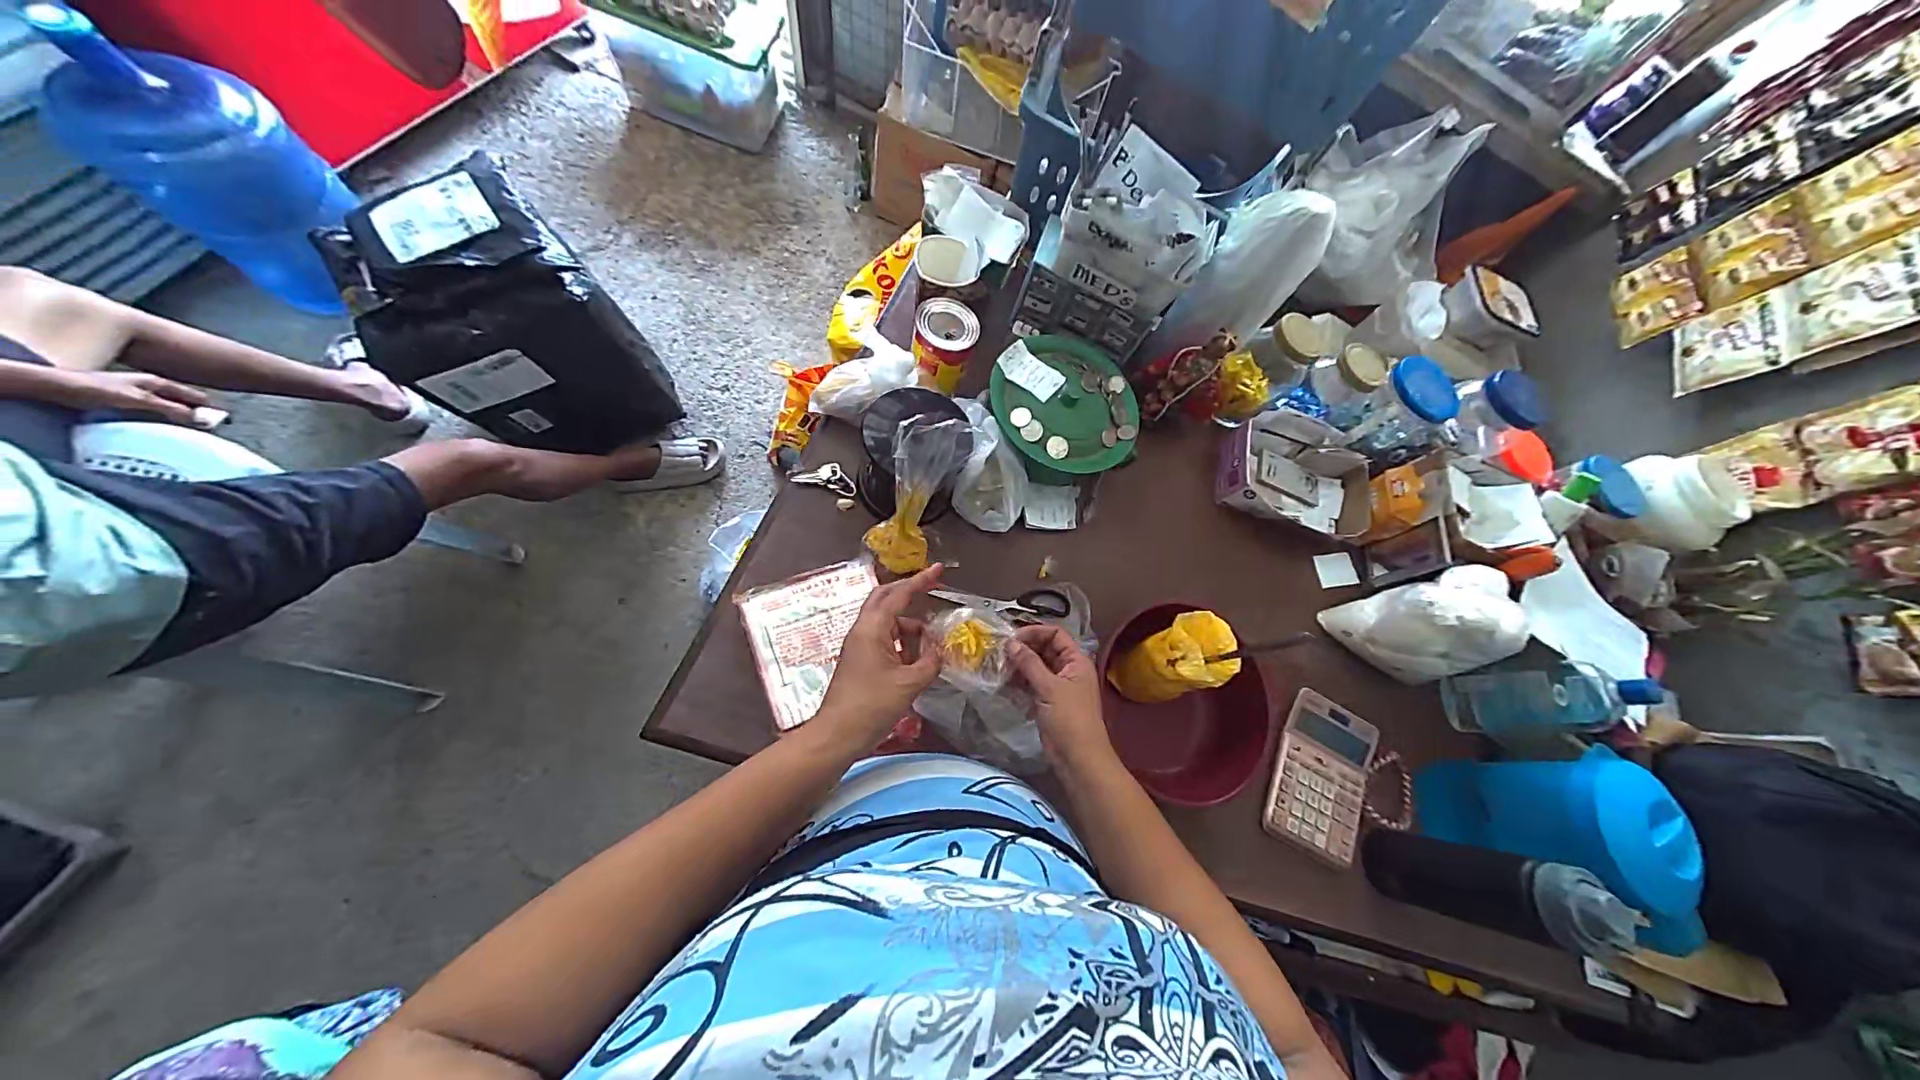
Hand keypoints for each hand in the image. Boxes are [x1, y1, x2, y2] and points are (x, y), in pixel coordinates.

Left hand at [49, 370, 209, 424]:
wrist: (52, 388)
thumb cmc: (94, 390)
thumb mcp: (140, 401)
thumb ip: (174, 410)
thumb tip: (206, 420)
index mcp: (158, 382)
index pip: (197, 397)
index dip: (211, 409)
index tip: (224, 423)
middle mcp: (150, 386)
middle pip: (184, 402)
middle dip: (198, 414)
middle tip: (208, 431)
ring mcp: (136, 393)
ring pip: (169, 407)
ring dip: (179, 418)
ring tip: (186, 432)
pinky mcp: (123, 402)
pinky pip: (153, 412)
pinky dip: (162, 420)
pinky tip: (159, 429)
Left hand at [815, 564, 945, 750]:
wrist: (838, 734)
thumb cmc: (871, 706)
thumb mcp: (910, 683)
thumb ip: (930, 661)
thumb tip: (939, 650)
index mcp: (871, 629)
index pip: (898, 595)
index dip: (920, 581)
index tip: (938, 570)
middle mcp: (862, 631)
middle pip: (886, 600)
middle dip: (909, 594)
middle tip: (932, 591)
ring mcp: (859, 646)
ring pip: (887, 623)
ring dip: (910, 627)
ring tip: (930, 645)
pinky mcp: (860, 662)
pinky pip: (885, 641)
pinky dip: (902, 643)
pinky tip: (917, 660)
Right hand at [1008, 624, 1112, 768]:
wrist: (1077, 757)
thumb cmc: (1069, 718)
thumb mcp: (1049, 687)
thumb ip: (1029, 663)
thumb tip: (1010, 643)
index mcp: (1076, 661)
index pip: (1055, 634)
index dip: (1035, 632)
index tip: (1012, 638)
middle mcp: (1067, 670)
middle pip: (1044, 650)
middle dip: (1023, 649)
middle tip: (999, 652)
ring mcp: (1056, 686)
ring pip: (1035, 667)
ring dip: (1018, 666)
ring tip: (997, 666)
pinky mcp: (1046, 702)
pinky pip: (1030, 684)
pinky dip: (1018, 682)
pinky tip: (1002, 682)